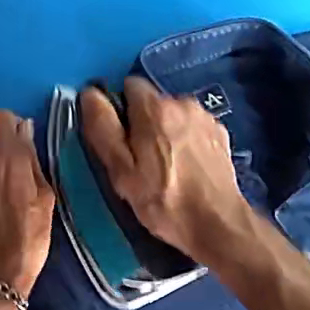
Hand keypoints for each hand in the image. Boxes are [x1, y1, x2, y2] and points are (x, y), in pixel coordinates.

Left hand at [0, 110, 55, 296]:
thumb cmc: (30, 237)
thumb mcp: (46, 199)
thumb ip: (34, 163)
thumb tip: (27, 135)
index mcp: (9, 159)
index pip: (1, 119)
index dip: (12, 124)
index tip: (23, 138)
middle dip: (9, 158)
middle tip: (25, 183)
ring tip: (11, 202)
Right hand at [80, 76, 253, 264]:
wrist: (217, 224)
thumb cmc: (162, 200)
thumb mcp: (121, 170)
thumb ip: (102, 127)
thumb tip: (89, 93)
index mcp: (155, 107)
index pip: (128, 86)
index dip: (119, 111)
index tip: (120, 141)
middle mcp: (183, 102)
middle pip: (151, 102)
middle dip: (142, 124)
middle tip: (140, 162)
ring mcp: (205, 117)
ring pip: (172, 115)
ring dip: (165, 132)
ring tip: (165, 167)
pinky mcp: (220, 134)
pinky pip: (192, 127)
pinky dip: (185, 141)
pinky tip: (186, 169)